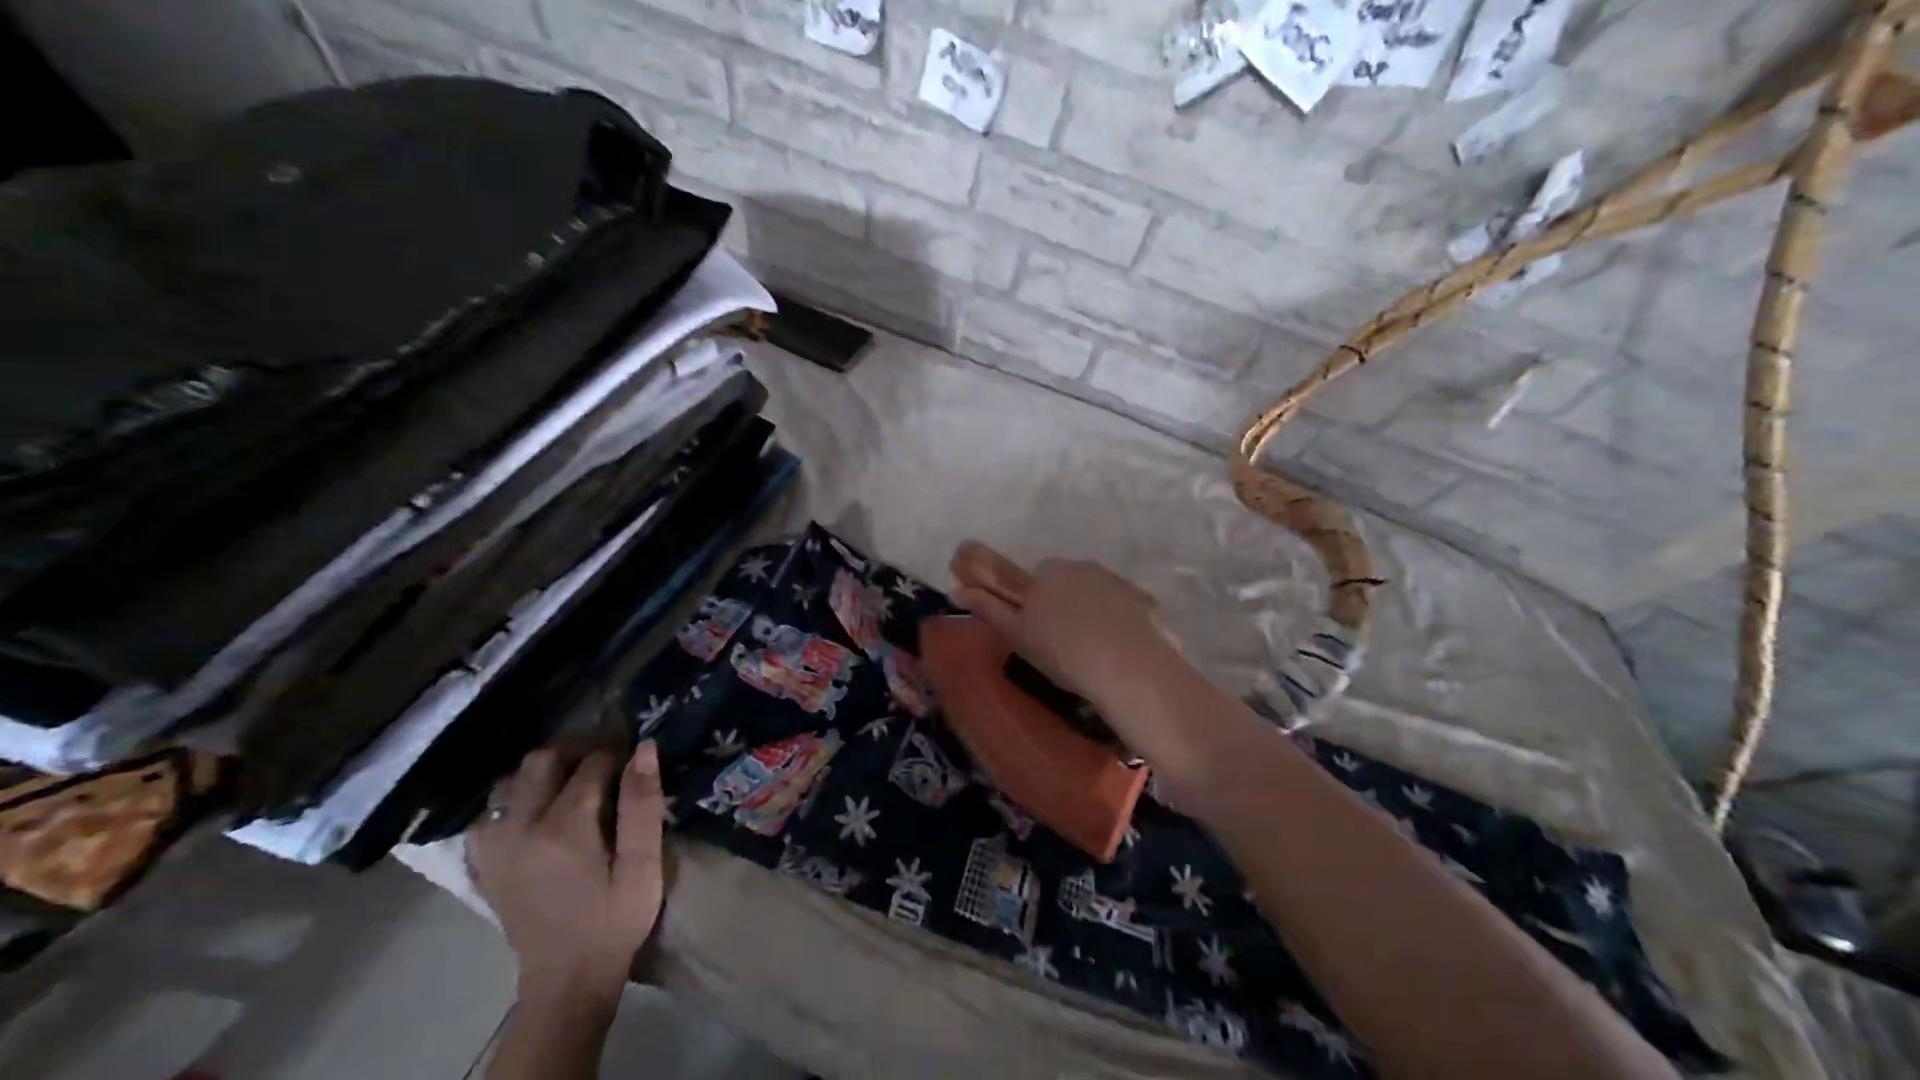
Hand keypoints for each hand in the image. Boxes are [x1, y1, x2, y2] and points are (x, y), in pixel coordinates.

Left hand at [469, 741, 665, 1002]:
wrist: (568, 977)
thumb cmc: (615, 918)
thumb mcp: (643, 864)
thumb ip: (642, 804)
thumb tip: (644, 747)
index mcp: (565, 827)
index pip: (592, 762)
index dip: (618, 754)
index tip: (635, 762)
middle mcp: (520, 826)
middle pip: (543, 759)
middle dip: (577, 753)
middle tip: (605, 766)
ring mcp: (493, 845)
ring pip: (512, 779)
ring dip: (544, 773)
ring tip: (573, 787)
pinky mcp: (483, 861)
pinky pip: (490, 810)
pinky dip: (515, 800)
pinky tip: (538, 813)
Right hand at [953, 557, 1220, 788]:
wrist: (1128, 666)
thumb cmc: (1063, 653)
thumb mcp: (1019, 635)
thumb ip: (989, 608)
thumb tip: (957, 590)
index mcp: (1046, 574)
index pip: (1033, 578)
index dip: (1033, 602)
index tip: (1038, 628)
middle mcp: (1079, 568)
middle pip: (1065, 581)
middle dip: (1063, 602)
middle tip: (1064, 641)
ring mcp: (1114, 580)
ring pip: (1095, 592)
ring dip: (1091, 610)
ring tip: (1094, 650)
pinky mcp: (1142, 597)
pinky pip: (1122, 604)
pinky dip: (1118, 620)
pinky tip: (1119, 649)